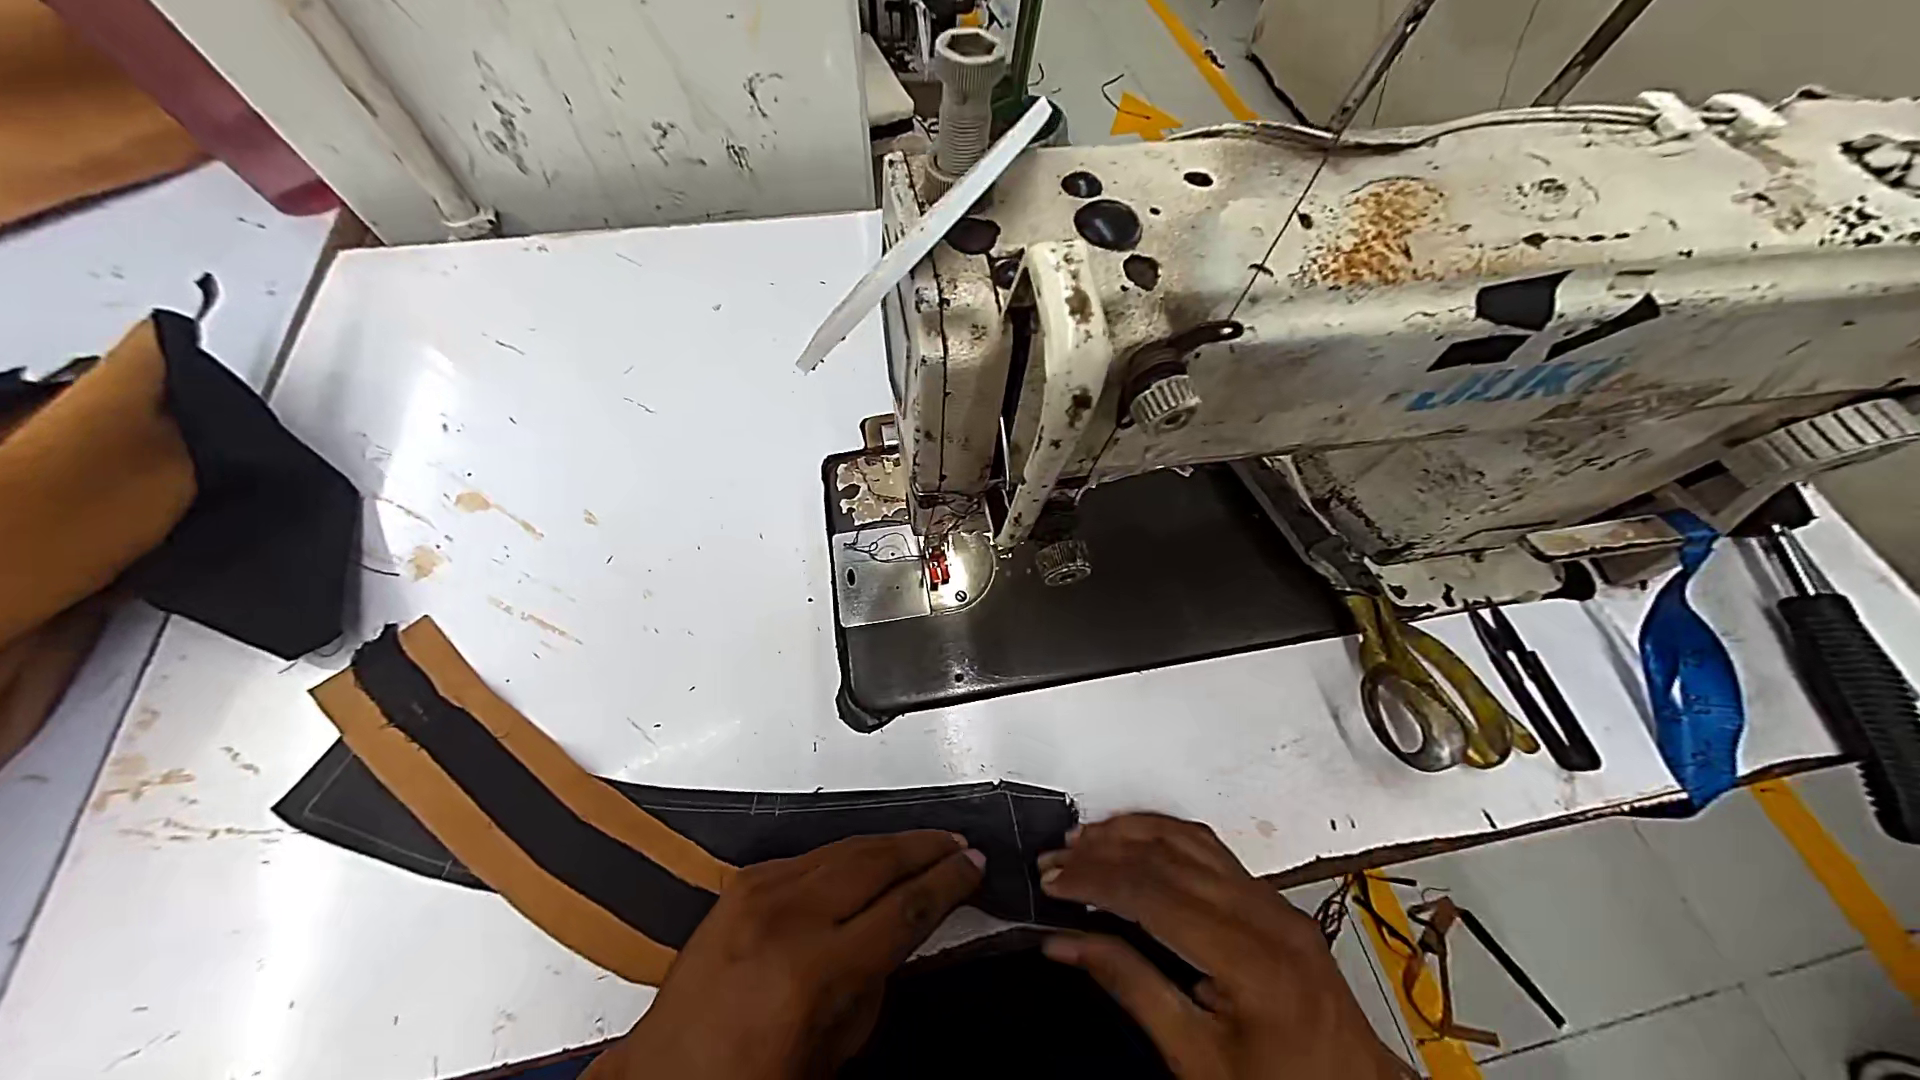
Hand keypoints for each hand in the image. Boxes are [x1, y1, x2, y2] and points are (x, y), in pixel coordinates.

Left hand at [590, 831, 983, 1079]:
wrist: (664, 1077)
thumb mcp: (832, 1049)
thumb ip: (874, 983)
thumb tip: (902, 932)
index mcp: (813, 970)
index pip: (904, 907)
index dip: (947, 882)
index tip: (971, 867)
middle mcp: (786, 918)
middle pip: (878, 861)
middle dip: (926, 848)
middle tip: (958, 845)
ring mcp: (760, 893)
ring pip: (847, 847)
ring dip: (892, 842)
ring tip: (925, 843)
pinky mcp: (745, 882)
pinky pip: (812, 854)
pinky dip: (849, 851)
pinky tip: (870, 854)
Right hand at [1038, 814, 1408, 1079]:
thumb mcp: (1195, 1058)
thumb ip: (1128, 986)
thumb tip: (1065, 942)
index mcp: (1253, 962)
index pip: (1153, 895)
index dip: (1094, 880)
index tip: (1052, 880)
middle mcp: (1268, 917)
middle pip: (1167, 859)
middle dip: (1101, 853)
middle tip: (1054, 860)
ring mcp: (1274, 902)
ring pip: (1188, 840)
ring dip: (1129, 832)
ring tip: (1084, 840)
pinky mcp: (1273, 900)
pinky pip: (1211, 847)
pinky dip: (1163, 833)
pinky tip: (1135, 836)